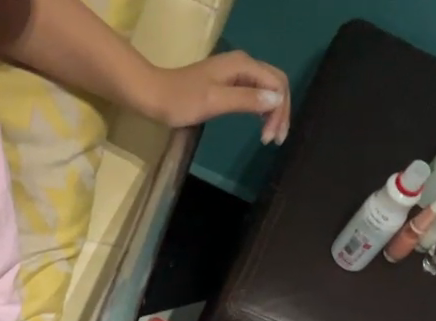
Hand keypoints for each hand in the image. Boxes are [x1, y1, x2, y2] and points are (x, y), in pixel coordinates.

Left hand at [139, 50, 291, 144]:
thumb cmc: (181, 101)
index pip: (276, 84)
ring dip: (272, 111)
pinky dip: (261, 108)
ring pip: (266, 89)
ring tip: (270, 137)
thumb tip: (276, 100)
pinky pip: (254, 92)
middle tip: (276, 140)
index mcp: (243, 65)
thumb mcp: (215, 101)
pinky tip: (260, 124)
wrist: (154, 95)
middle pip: (275, 84)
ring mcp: (235, 73)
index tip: (271, 139)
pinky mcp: (227, 83)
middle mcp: (243, 64)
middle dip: (280, 111)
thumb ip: (246, 100)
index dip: (279, 111)